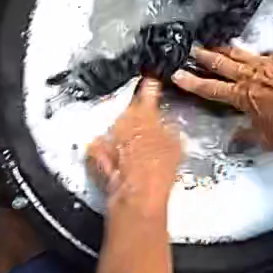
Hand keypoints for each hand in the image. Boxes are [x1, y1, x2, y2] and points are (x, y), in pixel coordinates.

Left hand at [86, 78, 181, 216]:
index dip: (151, 82)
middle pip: (130, 108)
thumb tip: (166, 124)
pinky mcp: (95, 152)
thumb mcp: (177, 144)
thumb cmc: (161, 168)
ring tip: (133, 146)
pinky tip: (115, 158)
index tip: (151, 78)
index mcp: (145, 111)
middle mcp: (123, 118)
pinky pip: (102, 145)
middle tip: (147, 124)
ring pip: (116, 126)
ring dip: (123, 132)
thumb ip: (169, 127)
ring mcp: (107, 134)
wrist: (137, 193)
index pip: (148, 88)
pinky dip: (107, 149)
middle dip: (137, 112)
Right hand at [171, 45, 272, 148]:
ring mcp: (265, 63)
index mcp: (241, 95)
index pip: (209, 88)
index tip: (177, 74)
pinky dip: (256, 53)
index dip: (191, 82)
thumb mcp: (265, 138)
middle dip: (204, 56)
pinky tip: (255, 52)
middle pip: (220, 63)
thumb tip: (232, 141)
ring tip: (216, 44)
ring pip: (240, 53)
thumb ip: (246, 136)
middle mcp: (249, 75)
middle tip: (192, 50)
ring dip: (226, 49)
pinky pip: (264, 53)